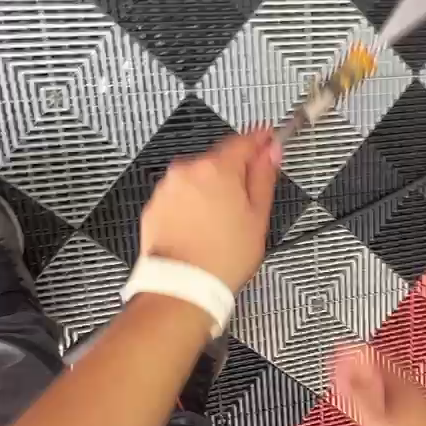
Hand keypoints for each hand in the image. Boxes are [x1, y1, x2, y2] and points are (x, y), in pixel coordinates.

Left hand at [139, 131, 281, 291]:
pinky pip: (179, 198)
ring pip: (197, 180)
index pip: (244, 141)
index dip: (260, 140)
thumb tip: (271, 152)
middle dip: (233, 176)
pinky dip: (191, 208)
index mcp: (217, 169)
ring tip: (221, 226)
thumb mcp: (257, 217)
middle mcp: (187, 171)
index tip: (268, 139)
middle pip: (218, 161)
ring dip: (210, 193)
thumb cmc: (221, 257)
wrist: (183, 286)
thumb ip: (264, 177)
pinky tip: (201, 231)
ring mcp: (168, 188)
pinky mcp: (155, 206)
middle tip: (245, 204)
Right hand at [332, 345, 425, 425]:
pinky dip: (381, 406)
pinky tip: (375, 420)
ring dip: (372, 389)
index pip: (377, 358)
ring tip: (355, 394)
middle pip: (386, 374)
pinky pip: (398, 407)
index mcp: (405, 387)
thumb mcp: (374, 422)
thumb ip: (358, 394)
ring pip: (392, 392)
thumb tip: (344, 369)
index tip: (340, 351)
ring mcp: (422, 412)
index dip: (356, 354)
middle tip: (344, 371)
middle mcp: (416, 395)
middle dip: (363, 371)